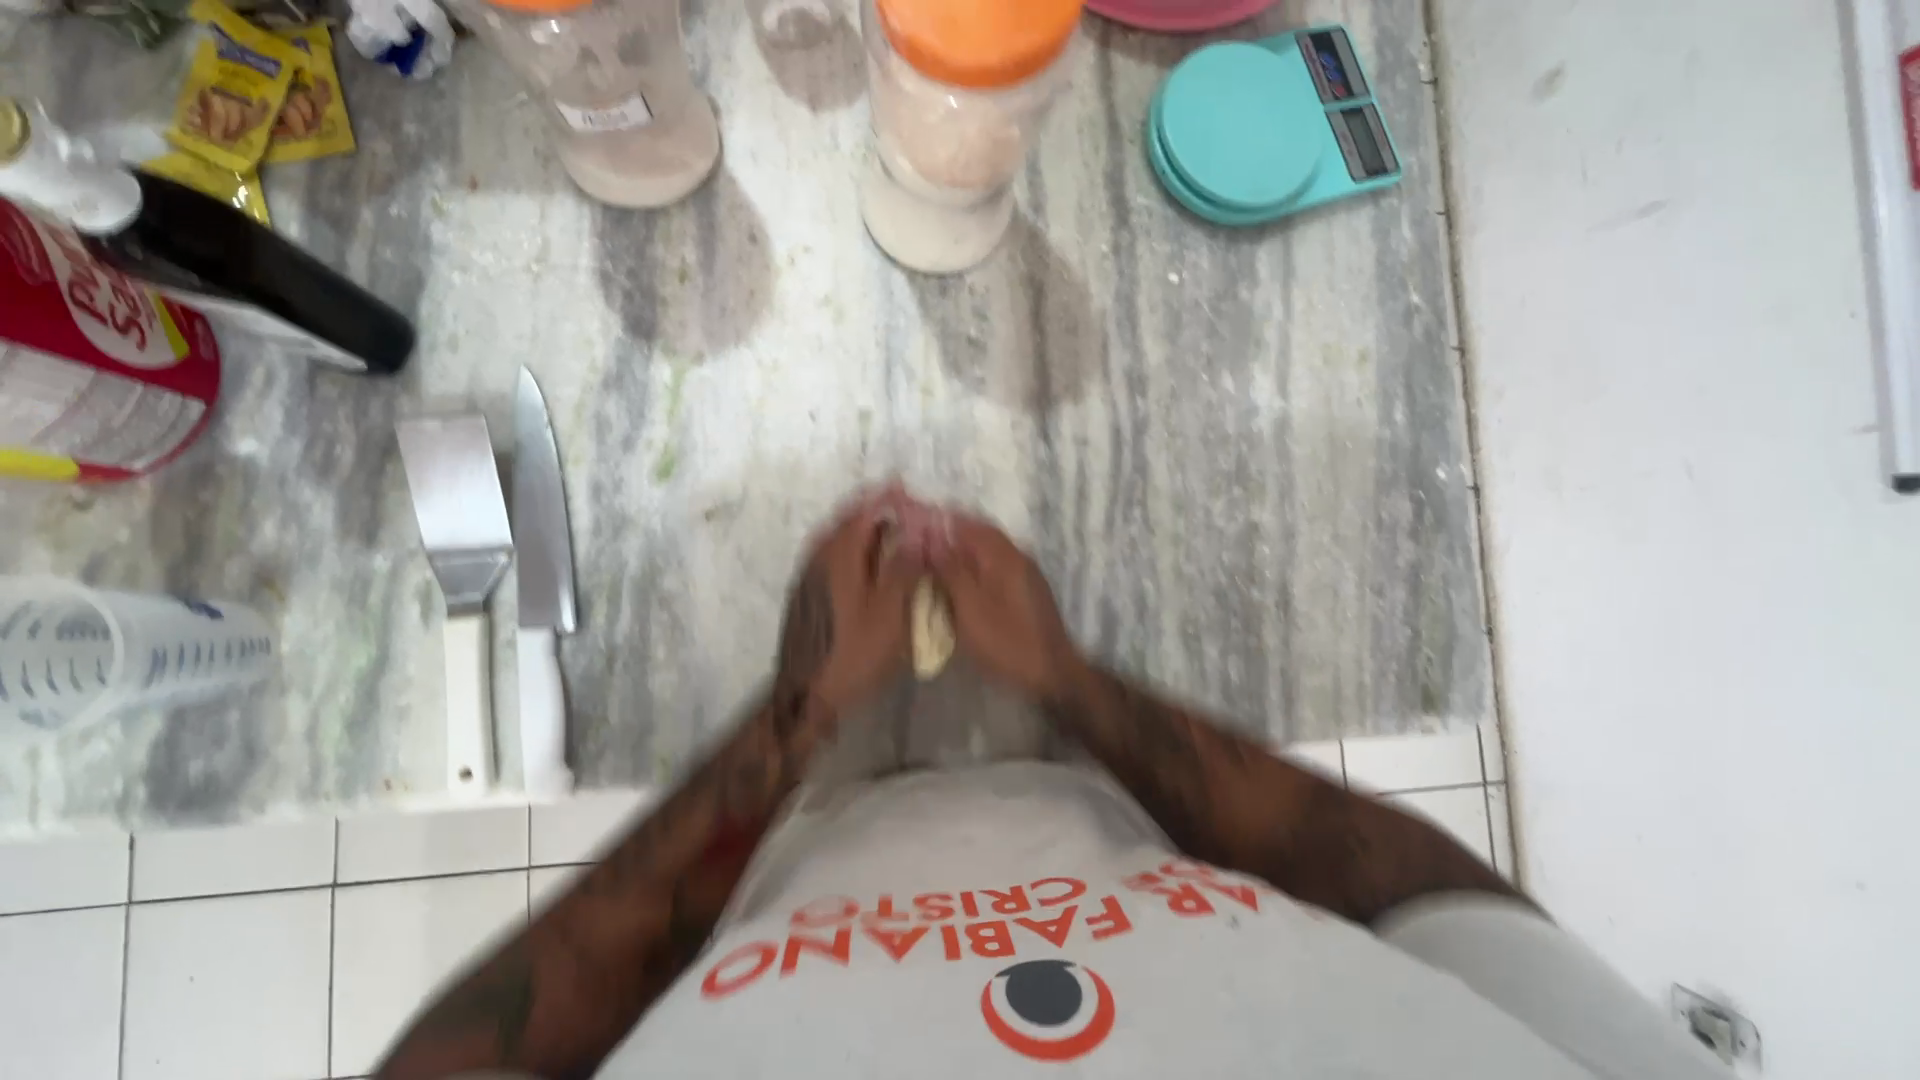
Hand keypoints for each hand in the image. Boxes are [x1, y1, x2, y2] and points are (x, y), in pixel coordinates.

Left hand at [774, 485, 928, 714]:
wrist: (806, 692)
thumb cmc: (853, 652)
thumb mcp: (889, 611)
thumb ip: (904, 568)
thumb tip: (918, 532)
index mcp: (839, 556)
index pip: (862, 511)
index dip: (885, 497)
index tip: (906, 487)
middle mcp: (819, 558)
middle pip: (846, 522)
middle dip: (873, 511)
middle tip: (902, 510)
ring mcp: (809, 577)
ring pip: (837, 541)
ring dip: (862, 531)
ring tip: (890, 534)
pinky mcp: (807, 595)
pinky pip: (832, 558)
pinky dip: (853, 551)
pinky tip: (870, 567)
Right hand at [932, 515, 1087, 702]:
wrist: (1051, 674)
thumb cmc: (1007, 641)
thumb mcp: (970, 607)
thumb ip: (951, 570)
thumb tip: (930, 538)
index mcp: (1005, 556)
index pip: (969, 524)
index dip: (941, 522)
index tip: (915, 525)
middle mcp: (1019, 557)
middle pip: (981, 536)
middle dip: (951, 536)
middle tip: (921, 545)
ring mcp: (1026, 575)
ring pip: (989, 553)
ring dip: (963, 553)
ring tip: (935, 564)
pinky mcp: (1026, 593)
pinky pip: (996, 569)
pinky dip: (975, 569)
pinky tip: (960, 585)